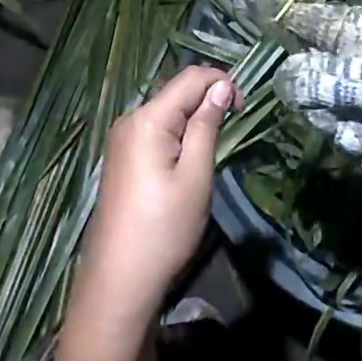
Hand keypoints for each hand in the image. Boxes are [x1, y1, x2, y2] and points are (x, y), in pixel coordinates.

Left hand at [81, 66, 240, 316]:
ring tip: (213, 146)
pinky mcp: (121, 157)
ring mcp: (121, 139)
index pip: (191, 78)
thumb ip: (207, 125)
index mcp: (148, 119)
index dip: (222, 82)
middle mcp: (130, 119)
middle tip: (232, 129)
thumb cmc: (164, 229)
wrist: (118, 282)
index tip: (244, 109)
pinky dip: (177, 132)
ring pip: (167, 110)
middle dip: (208, 99)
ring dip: (194, 117)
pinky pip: (155, 129)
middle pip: (177, 91)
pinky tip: (188, 158)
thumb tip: (221, 86)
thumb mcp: (195, 176)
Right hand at [236, 0, 361, 240]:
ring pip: (320, 108)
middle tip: (345, 119)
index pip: (306, 15)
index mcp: (360, 31)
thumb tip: (282, 76)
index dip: (275, 9)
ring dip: (343, 131)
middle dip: (320, 104)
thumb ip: (324, 79)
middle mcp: (356, 56)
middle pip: (304, 73)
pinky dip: (358, 147)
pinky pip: (341, 132)